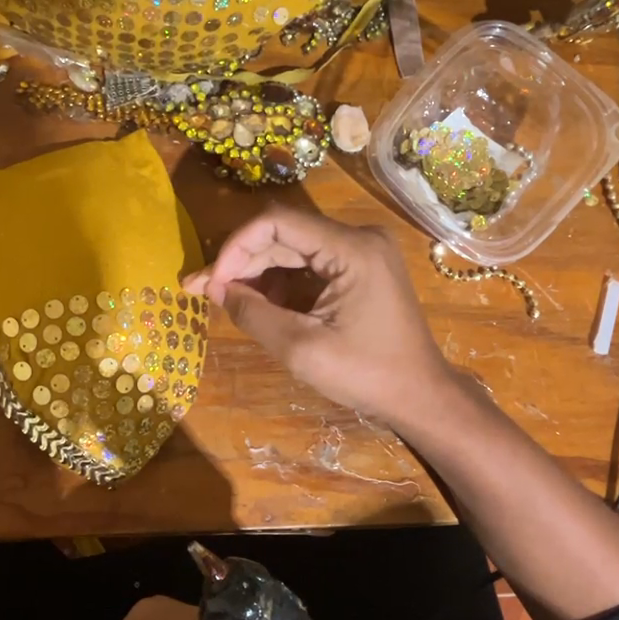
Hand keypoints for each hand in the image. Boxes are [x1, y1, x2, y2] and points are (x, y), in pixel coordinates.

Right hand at [183, 205, 455, 421]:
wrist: (420, 396)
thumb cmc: (366, 374)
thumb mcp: (301, 348)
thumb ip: (253, 313)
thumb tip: (214, 288)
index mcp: (352, 248)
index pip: (277, 222)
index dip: (236, 246)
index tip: (213, 282)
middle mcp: (357, 238)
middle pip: (282, 235)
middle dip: (239, 262)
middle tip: (198, 289)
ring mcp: (359, 252)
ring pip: (291, 250)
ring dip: (254, 273)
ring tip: (216, 298)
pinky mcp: (357, 269)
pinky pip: (306, 266)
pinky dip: (276, 283)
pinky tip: (250, 302)